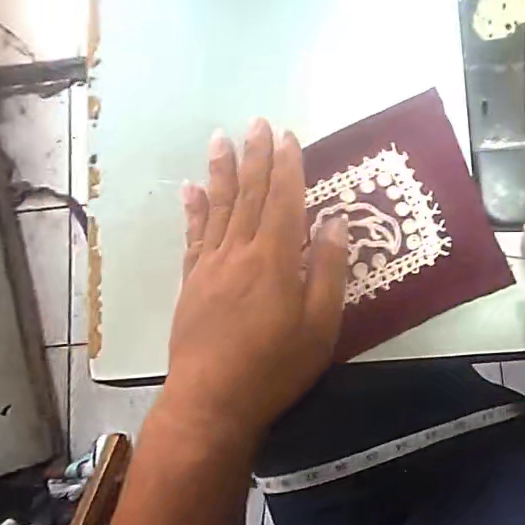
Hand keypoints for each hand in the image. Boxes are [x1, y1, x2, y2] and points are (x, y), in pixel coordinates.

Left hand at [157, 119, 347, 458]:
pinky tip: (192, 189)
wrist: (212, 402)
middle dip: (255, 157)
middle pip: (249, 195)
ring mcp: (210, 266)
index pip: (283, 200)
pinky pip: (193, 236)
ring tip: (222, 139)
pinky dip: (194, 209)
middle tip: (257, 122)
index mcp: (275, 259)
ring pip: (218, 208)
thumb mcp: (321, 324)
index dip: (287, 166)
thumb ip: (328, 269)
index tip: (288, 136)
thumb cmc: (277, 367)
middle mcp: (239, 252)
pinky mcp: (191, 284)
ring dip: (222, 171)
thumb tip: (333, 221)